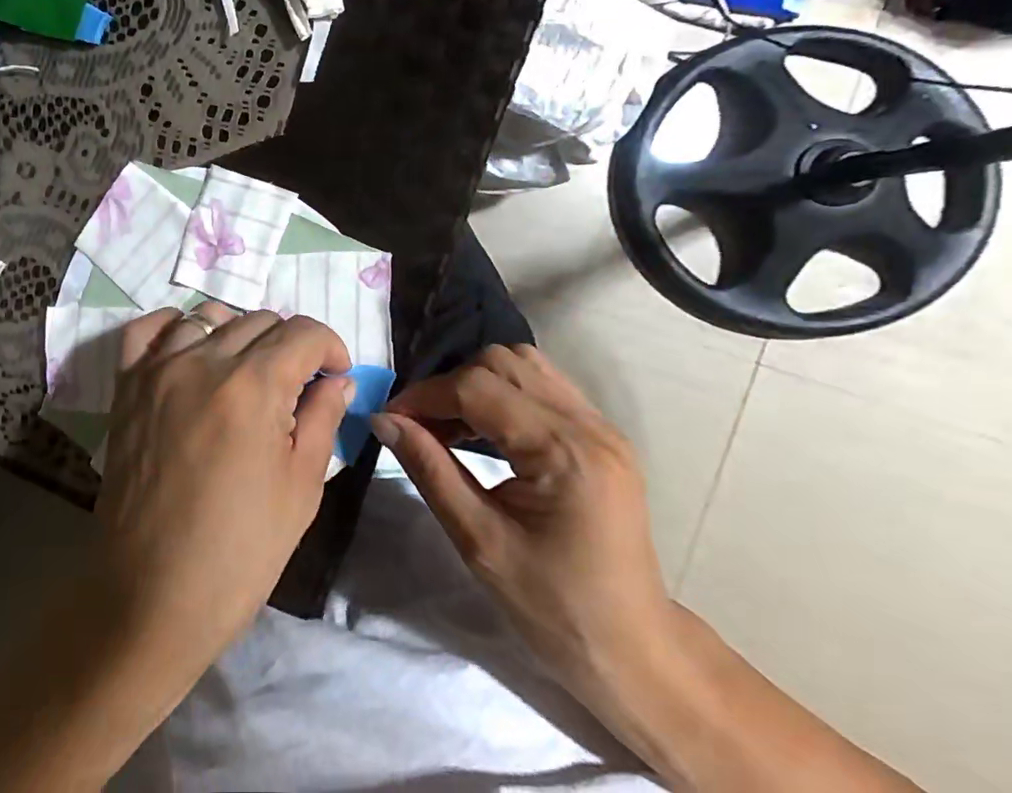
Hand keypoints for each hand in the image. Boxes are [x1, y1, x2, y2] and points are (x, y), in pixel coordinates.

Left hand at [97, 301, 353, 672]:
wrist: (153, 587)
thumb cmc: (240, 550)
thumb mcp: (300, 488)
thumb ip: (322, 420)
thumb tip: (337, 381)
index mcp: (252, 386)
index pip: (301, 333)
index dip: (330, 347)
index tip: (335, 375)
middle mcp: (200, 362)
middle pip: (256, 321)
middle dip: (288, 344)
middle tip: (296, 385)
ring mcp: (155, 370)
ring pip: (204, 318)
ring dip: (236, 334)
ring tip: (247, 372)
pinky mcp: (124, 386)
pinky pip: (146, 330)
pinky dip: (172, 326)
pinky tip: (190, 349)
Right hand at [371, 345, 672, 696]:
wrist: (629, 647)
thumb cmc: (551, 602)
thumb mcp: (476, 537)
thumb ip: (428, 468)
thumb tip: (381, 419)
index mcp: (565, 453)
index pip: (476, 388)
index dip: (423, 395)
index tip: (388, 420)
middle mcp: (590, 427)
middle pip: (501, 363)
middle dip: (447, 385)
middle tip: (417, 425)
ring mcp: (602, 430)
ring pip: (523, 366)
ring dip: (474, 385)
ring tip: (446, 426)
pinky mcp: (601, 439)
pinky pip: (542, 388)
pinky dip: (499, 396)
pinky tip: (478, 433)